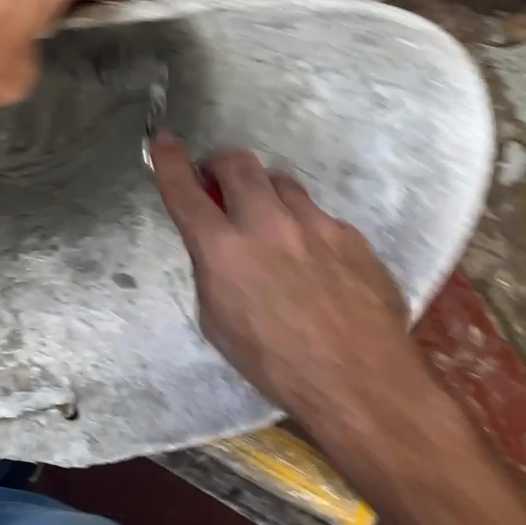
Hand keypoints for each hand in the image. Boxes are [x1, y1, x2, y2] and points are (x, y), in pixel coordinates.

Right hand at [148, 137, 423, 421]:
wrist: (362, 384)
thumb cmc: (275, 363)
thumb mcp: (217, 320)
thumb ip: (212, 270)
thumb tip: (217, 248)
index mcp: (222, 249)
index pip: (184, 190)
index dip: (168, 159)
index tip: (163, 139)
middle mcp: (266, 224)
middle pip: (237, 163)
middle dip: (221, 165)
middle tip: (220, 183)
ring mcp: (314, 225)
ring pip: (280, 180)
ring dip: (264, 191)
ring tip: (270, 219)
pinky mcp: (351, 236)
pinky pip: (318, 215)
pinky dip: (305, 226)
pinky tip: (314, 260)